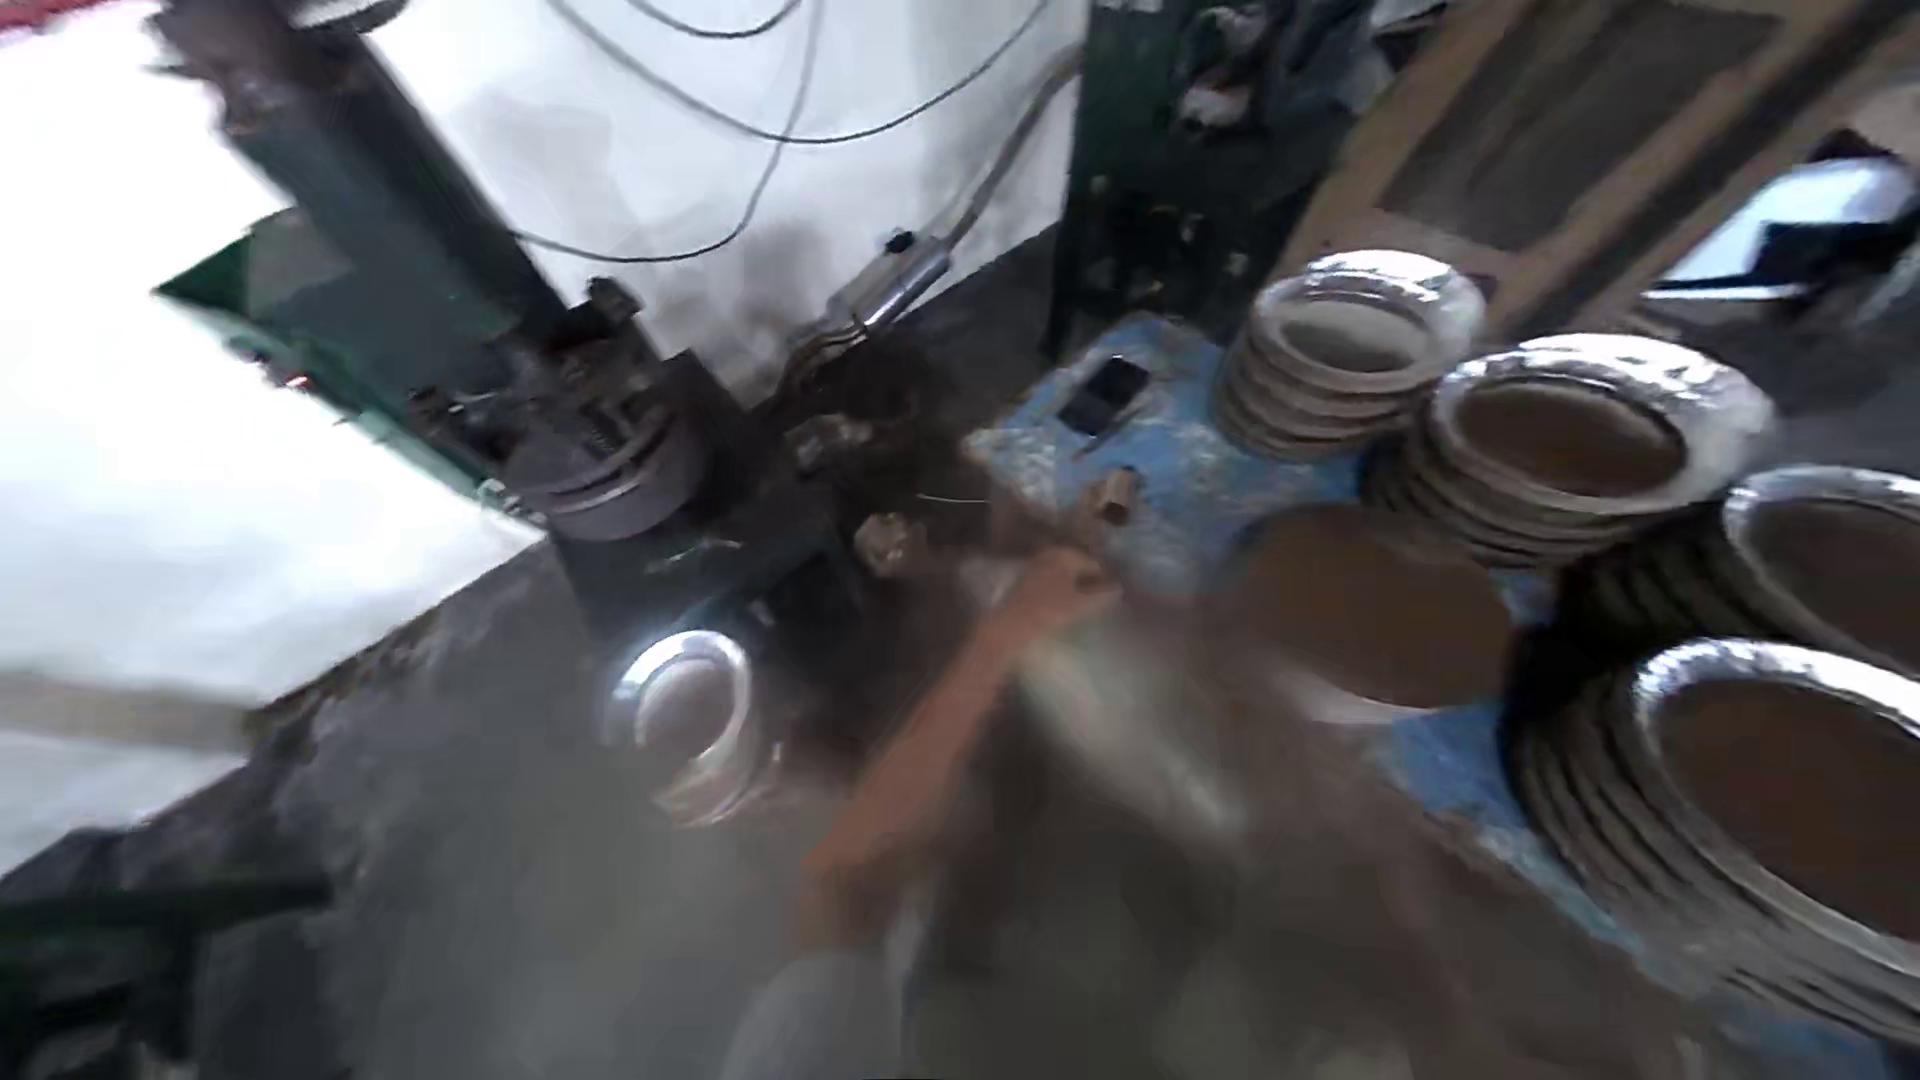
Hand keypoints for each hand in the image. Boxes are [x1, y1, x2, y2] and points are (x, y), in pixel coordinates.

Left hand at [982, 546, 1120, 654]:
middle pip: (1077, 566)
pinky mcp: (1024, 582)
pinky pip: (1051, 582)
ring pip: (1063, 574)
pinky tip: (1066, 606)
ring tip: (1088, 604)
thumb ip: (1103, 594)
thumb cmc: (1049, 612)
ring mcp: (1034, 567)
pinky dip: (1061, 590)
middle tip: (1105, 598)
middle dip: (1090, 580)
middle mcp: (1048, 554)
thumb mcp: (1081, 604)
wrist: (1010, 628)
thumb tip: (1119, 588)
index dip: (1106, 577)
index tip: (1117, 592)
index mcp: (1064, 554)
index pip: (1093, 563)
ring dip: (1076, 586)